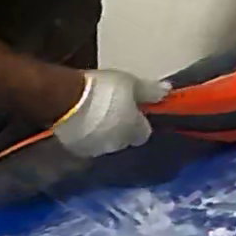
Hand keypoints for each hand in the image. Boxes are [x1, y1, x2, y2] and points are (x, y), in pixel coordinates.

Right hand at [51, 70, 171, 160]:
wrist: (68, 102)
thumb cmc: (105, 90)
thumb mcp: (133, 84)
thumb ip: (150, 91)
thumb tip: (167, 93)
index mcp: (133, 131)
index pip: (144, 134)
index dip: (141, 123)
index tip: (136, 111)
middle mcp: (116, 146)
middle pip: (123, 141)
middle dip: (122, 129)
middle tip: (115, 111)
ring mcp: (94, 151)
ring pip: (105, 144)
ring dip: (104, 135)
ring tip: (96, 117)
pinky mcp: (76, 151)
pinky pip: (87, 145)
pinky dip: (88, 138)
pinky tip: (83, 124)